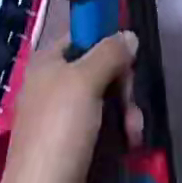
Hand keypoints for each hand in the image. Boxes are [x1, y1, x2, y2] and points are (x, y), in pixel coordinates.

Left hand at [1, 33, 143, 182]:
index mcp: (48, 61)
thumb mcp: (84, 81)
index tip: (129, 58)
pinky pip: (104, 129)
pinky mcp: (74, 147)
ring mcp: (63, 118)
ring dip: (126, 115)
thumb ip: (109, 54)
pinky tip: (129, 146)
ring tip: (133, 135)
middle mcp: (54, 85)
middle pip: (100, 71)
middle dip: (123, 88)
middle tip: (131, 106)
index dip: (107, 43)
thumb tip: (129, 35)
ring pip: (106, 102)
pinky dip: (119, 135)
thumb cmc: (59, 128)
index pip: (83, 36)